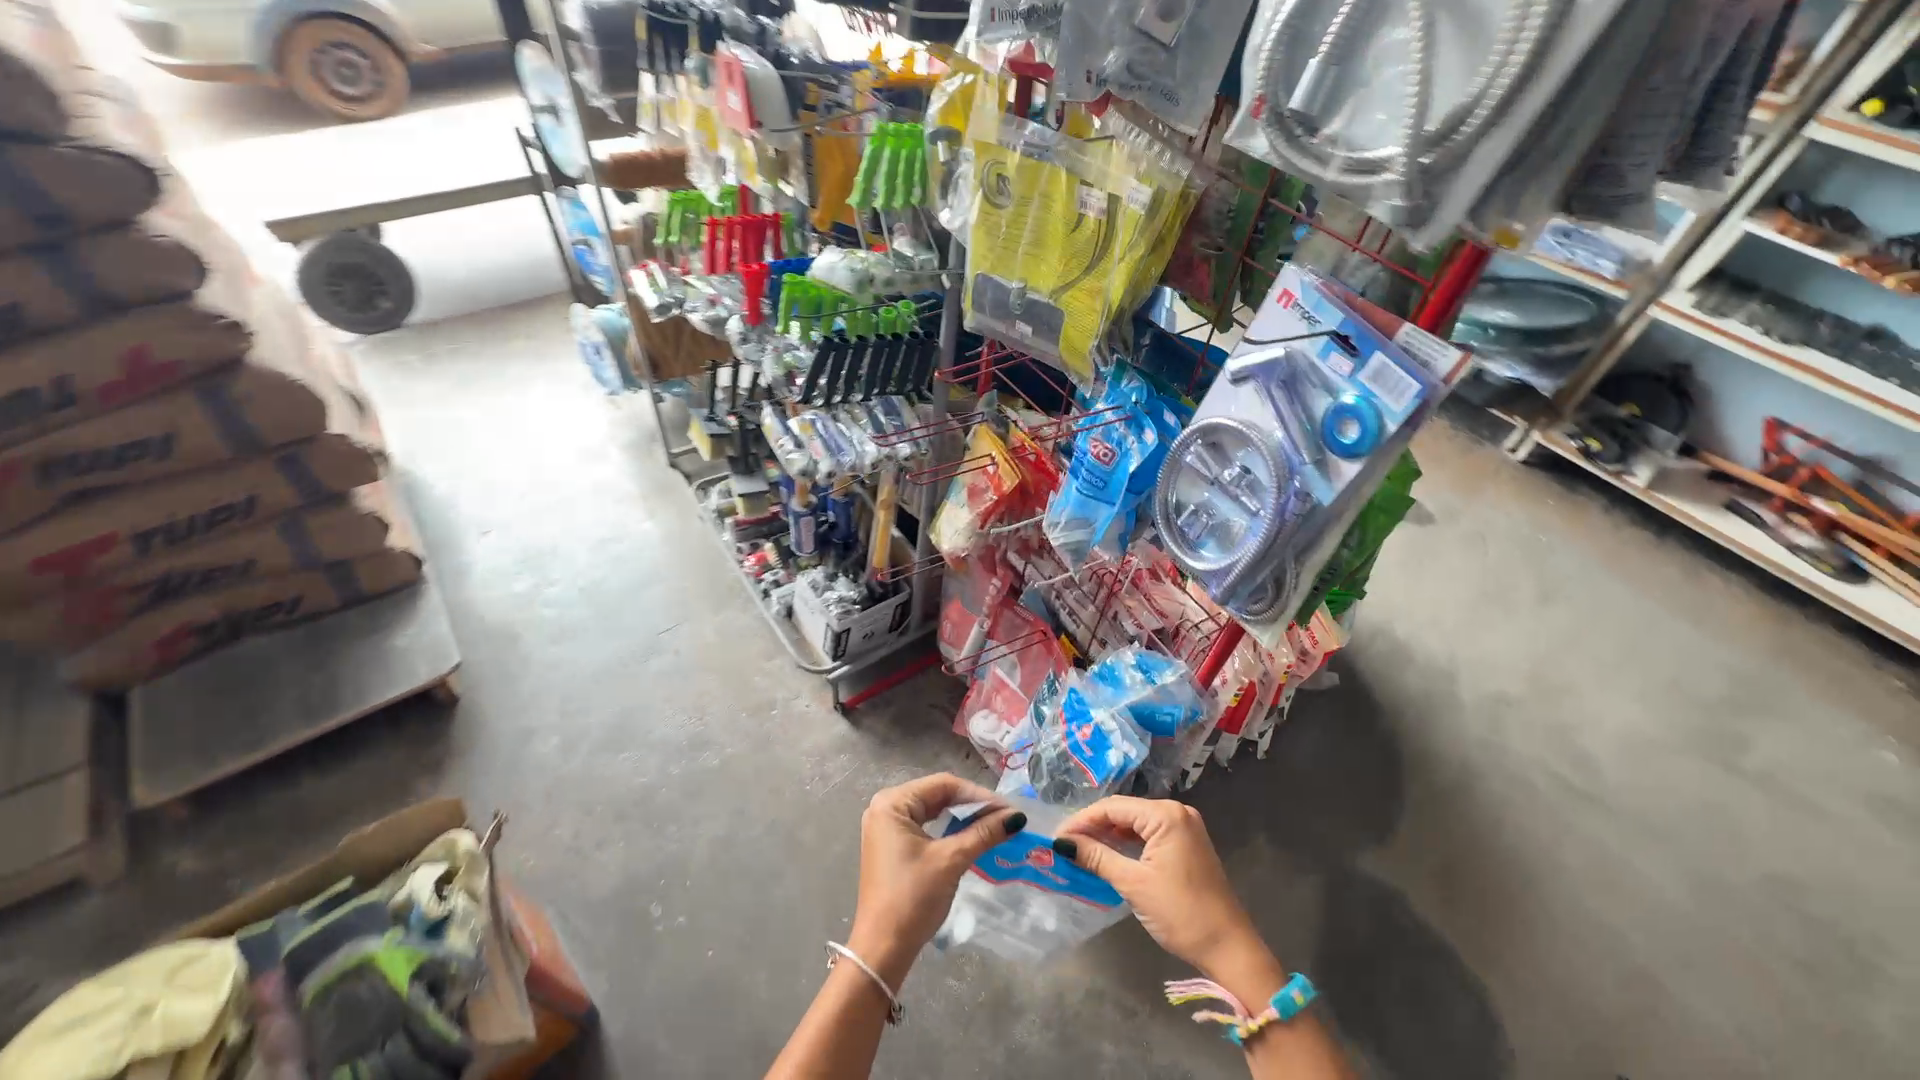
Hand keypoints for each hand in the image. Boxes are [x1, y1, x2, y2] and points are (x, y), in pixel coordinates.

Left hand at [848, 774, 1026, 987]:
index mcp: (892, 803)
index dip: (978, 795)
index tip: (1008, 810)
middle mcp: (885, 808)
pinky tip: (970, 837)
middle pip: (937, 794)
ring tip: (993, 826)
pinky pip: (926, 827)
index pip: (943, 784)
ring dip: (962, 818)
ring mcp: (887, 828)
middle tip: (1004, 818)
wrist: (883, 947)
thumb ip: (983, 833)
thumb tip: (1017, 817)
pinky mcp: (892, 847)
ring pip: (933, 811)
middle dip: (972, 805)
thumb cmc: (913, 898)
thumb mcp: (951, 860)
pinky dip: (949, 830)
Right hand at [1052, 797, 1273, 986]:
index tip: (1056, 839)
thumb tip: (1062, 843)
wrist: (1228, 947)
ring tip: (1080, 852)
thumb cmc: (1181, 912)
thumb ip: (1097, 858)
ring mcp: (1185, 829)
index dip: (1081, 821)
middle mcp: (1177, 813)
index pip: (1113, 807)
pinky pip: (1148, 836)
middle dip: (1093, 827)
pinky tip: (1108, 857)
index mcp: (1166, 815)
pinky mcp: (1187, 846)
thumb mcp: (1133, 884)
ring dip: (1108, 836)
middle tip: (1064, 846)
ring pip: (1135, 824)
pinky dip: (1127, 845)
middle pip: (1124, 812)